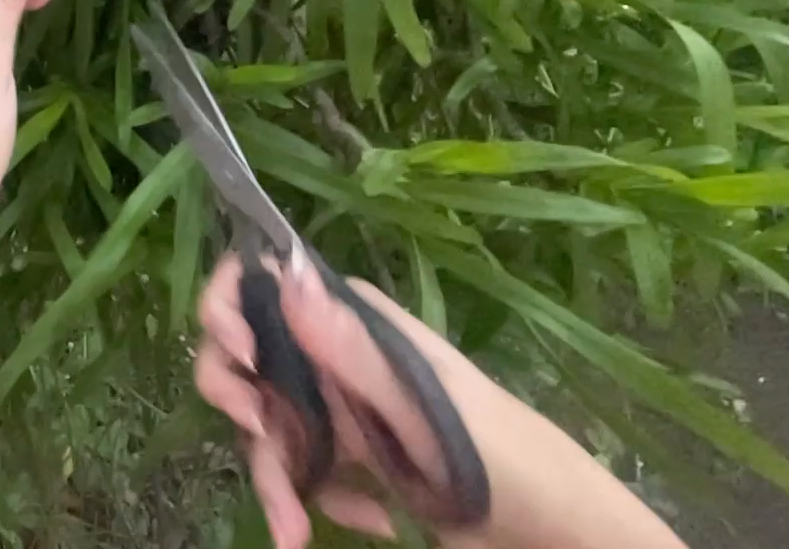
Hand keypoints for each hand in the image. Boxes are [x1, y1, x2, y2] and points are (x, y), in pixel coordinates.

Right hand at [194, 255, 685, 548]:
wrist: (561, 543)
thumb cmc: (506, 459)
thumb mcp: (424, 406)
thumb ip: (350, 345)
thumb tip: (285, 268)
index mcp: (346, 317)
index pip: (258, 281)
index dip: (227, 308)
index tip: (240, 356)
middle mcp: (326, 352)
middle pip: (240, 352)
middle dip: (234, 396)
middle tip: (258, 433)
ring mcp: (329, 404)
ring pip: (259, 419)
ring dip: (270, 475)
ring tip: (293, 530)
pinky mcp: (336, 454)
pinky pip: (291, 468)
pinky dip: (309, 501)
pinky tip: (367, 522)